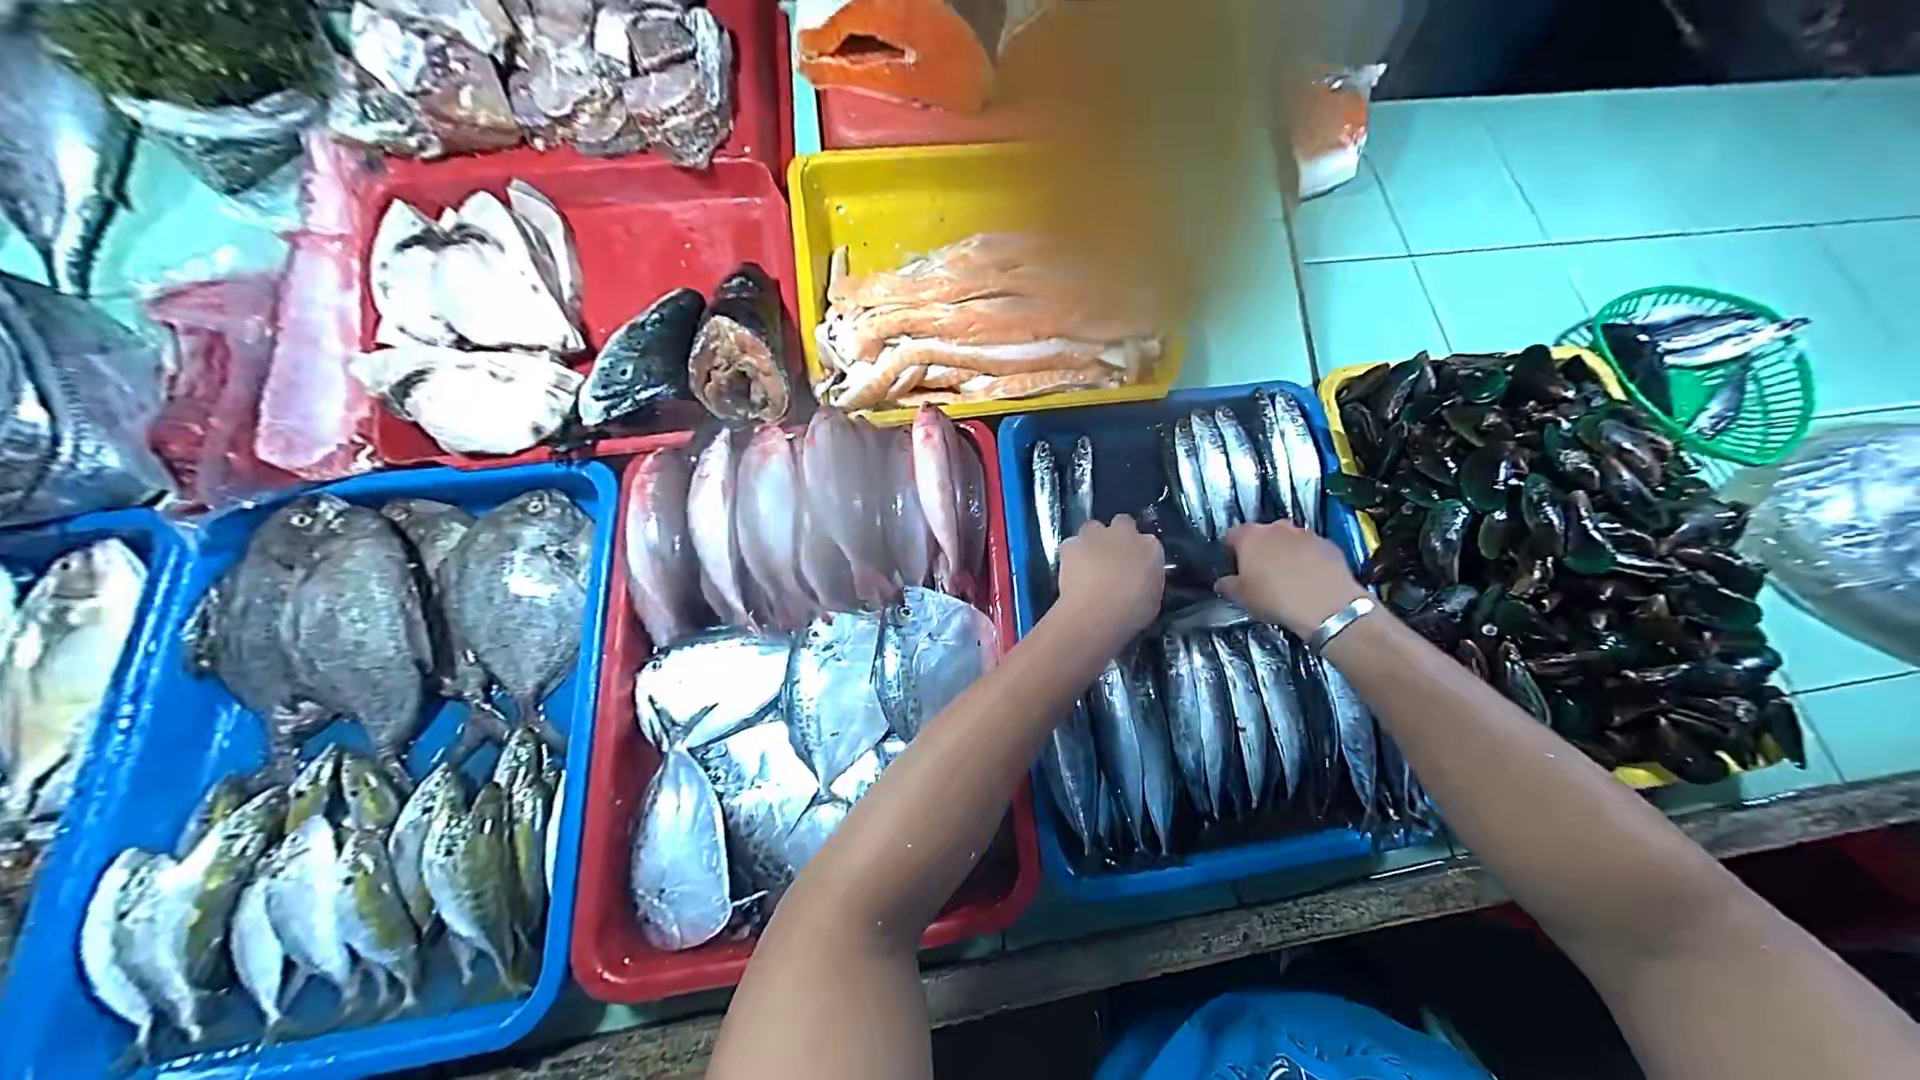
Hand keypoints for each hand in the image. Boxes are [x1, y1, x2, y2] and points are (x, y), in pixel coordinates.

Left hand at [1056, 514, 1164, 640]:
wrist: (1098, 613)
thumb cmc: (1131, 612)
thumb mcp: (1152, 599)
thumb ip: (1147, 580)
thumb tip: (1141, 580)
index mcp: (1151, 548)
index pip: (1148, 541)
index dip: (1138, 553)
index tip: (1134, 565)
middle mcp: (1124, 534)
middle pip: (1122, 523)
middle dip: (1117, 536)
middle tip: (1112, 557)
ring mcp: (1096, 536)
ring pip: (1093, 528)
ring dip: (1092, 540)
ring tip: (1088, 562)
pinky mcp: (1071, 545)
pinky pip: (1070, 544)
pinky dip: (1070, 554)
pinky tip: (1070, 570)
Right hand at [1217, 522, 1366, 637]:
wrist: (1326, 605)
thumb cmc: (1275, 597)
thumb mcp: (1241, 596)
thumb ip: (1227, 585)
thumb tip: (1222, 583)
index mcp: (1250, 536)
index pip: (1232, 534)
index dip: (1230, 549)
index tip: (1233, 564)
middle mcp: (1277, 528)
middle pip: (1262, 533)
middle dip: (1260, 548)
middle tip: (1259, 572)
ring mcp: (1306, 534)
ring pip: (1288, 539)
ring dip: (1285, 552)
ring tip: (1286, 576)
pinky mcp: (1329, 545)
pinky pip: (1311, 549)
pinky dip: (1308, 559)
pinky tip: (1308, 579)